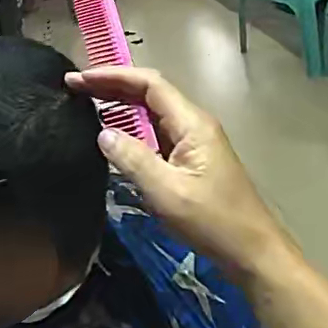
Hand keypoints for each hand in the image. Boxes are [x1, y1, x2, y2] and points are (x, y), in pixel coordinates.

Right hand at [66, 67, 294, 282]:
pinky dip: (131, 125)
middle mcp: (193, 123)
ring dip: (121, 103)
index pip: (149, 83)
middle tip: (74, 87)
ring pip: (152, 110)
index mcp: (191, 122)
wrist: (253, 252)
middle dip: (112, 85)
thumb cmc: (212, 221)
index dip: (112, 76)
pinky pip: (156, 131)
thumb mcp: (166, 192)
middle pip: (149, 91)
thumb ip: (132, 159)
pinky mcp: (191, 158)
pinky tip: (114, 134)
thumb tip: (102, 133)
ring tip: (86, 102)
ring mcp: (194, 140)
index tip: (79, 79)